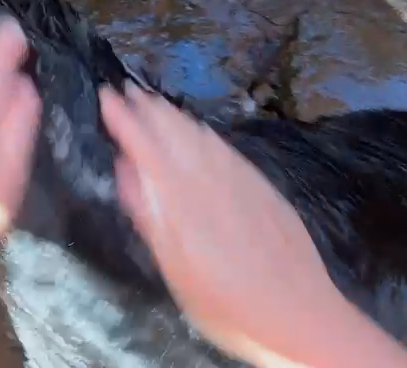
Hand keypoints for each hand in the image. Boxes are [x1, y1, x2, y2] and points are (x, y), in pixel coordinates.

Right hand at [99, 87, 355, 365]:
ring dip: (170, 111)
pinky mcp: (259, 181)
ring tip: (153, 100)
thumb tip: (124, 169)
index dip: (121, 115)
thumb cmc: (226, 302)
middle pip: (170, 127)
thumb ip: (147, 214)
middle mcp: (205, 173)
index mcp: (177, 193)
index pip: (141, 140)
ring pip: (196, 130)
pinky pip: (220, 143)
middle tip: (125, 89)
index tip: (104, 94)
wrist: (303, 316)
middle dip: (145, 105)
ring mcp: (236, 174)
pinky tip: (196, 127)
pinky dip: (199, 128)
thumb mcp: (174, 268)